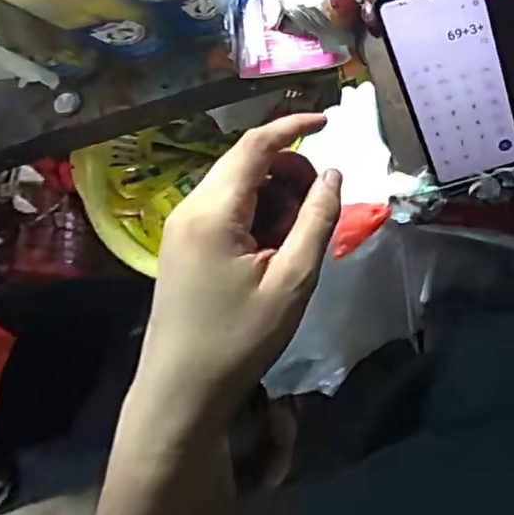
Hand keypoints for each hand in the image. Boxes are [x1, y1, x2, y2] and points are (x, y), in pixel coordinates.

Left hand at [139, 114, 342, 425]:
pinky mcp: (183, 243)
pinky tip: (271, 247)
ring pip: (238, 184)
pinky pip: (227, 207)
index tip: (328, 121)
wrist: (181, 394)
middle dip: (290, 169)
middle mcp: (191, 208)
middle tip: (318, 206)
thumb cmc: (239, 339)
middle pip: (246, 161)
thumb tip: (333, 174)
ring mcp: (182, 226)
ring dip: (275, 194)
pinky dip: (257, 212)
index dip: (293, 126)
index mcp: (213, 212)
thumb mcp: (292, 281)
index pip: (255, 146)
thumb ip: (317, 220)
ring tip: (296, 237)